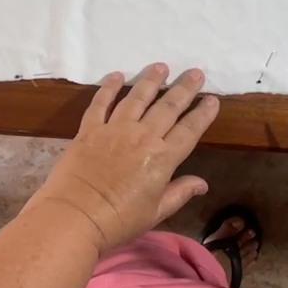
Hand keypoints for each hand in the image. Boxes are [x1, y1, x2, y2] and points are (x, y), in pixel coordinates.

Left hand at [26, 64, 219, 254]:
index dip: (202, 114)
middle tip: (195, 72)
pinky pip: (101, 103)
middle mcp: (142, 137)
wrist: (74, 217)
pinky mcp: (89, 129)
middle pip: (167, 107)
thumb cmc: (118, 220)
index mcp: (162, 158)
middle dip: (184, 89)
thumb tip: (202, 183)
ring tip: (161, 67)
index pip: (189, 130)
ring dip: (150, 81)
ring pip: (137, 98)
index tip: (212, 99)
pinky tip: (117, 75)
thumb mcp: (155, 212)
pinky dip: (109, 87)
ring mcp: (114, 130)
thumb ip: (179, 193)